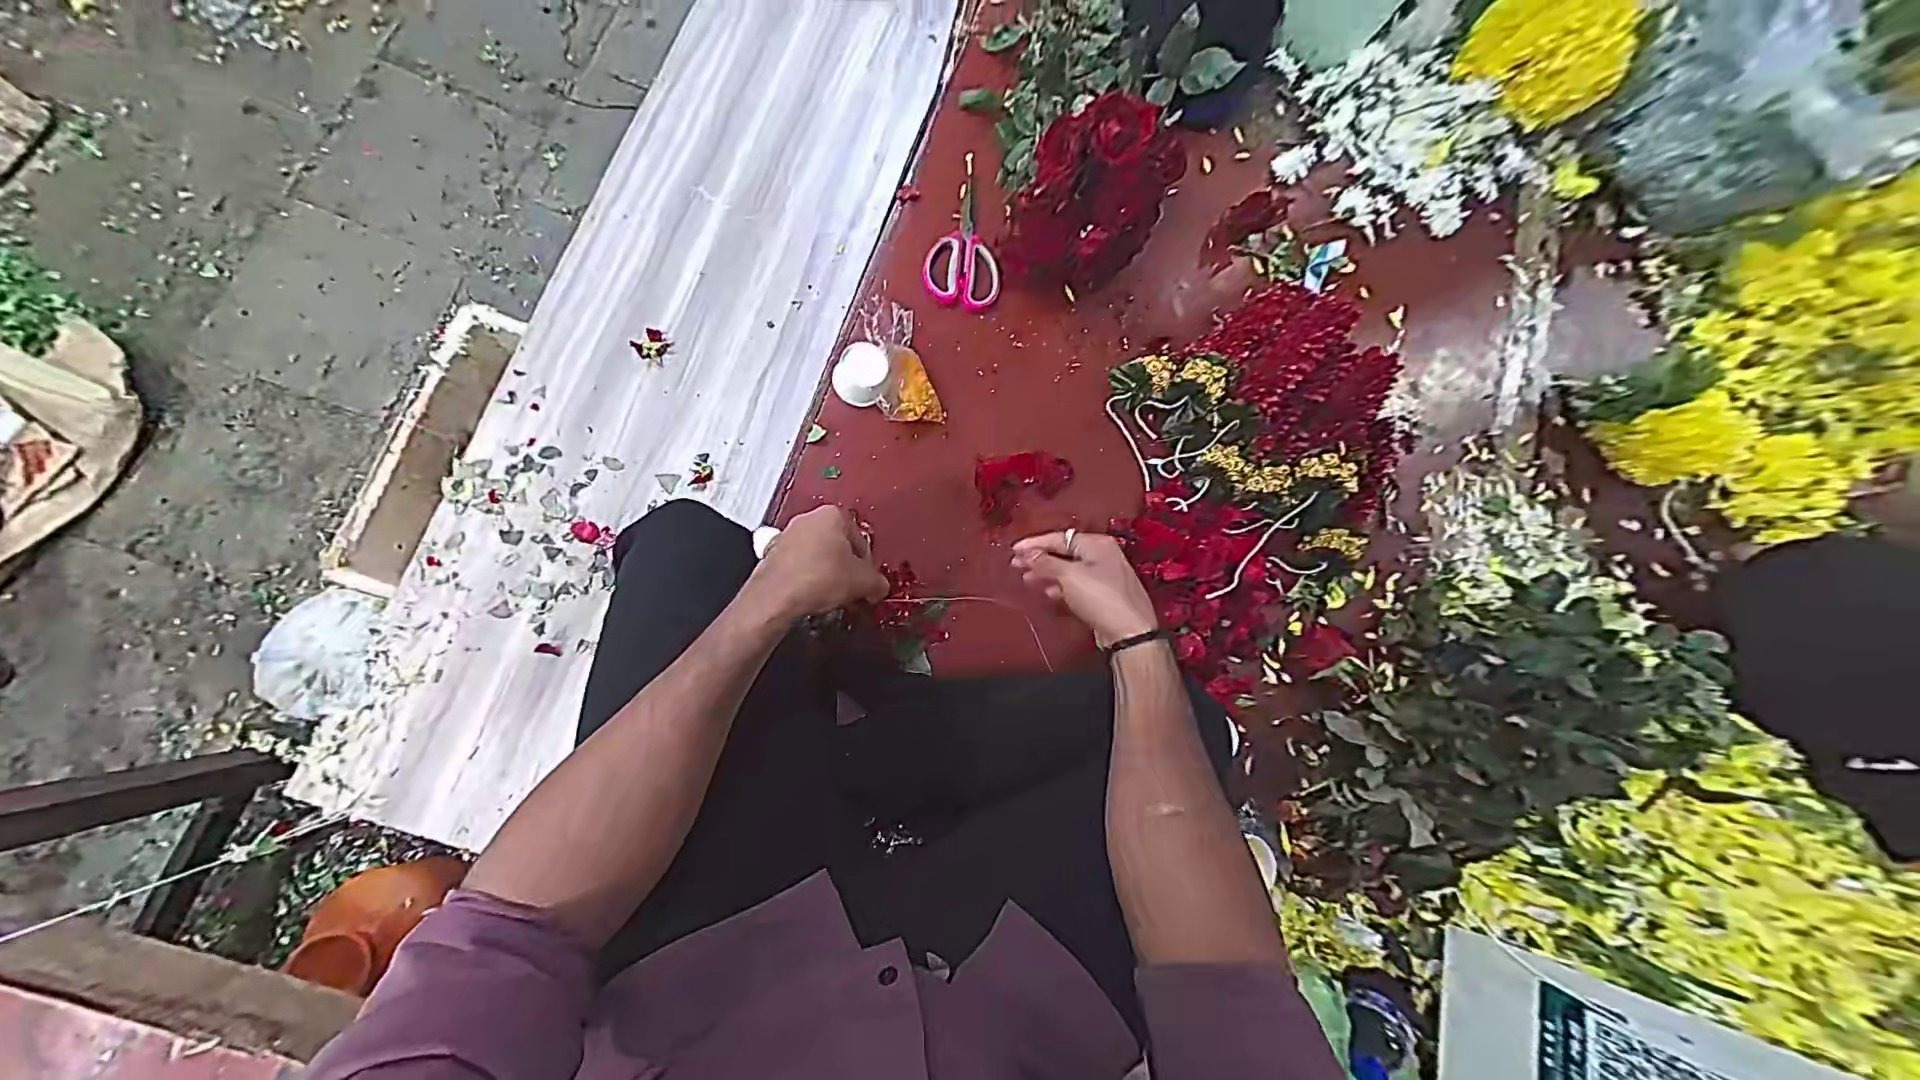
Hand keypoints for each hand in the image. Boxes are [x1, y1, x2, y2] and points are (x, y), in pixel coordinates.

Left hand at [751, 505, 889, 618]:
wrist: (777, 596)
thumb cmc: (817, 578)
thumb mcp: (863, 582)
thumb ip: (877, 582)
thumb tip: (879, 587)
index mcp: (832, 515)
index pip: (861, 540)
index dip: (867, 565)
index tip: (868, 580)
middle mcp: (808, 519)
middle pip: (838, 546)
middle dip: (847, 568)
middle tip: (853, 588)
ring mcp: (787, 535)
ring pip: (818, 555)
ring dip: (828, 573)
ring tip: (833, 595)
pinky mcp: (773, 554)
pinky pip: (799, 565)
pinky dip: (808, 578)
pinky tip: (813, 595)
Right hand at [1012, 531, 1157, 646]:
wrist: (1129, 632)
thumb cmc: (1101, 597)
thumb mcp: (1069, 576)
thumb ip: (1045, 563)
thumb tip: (1028, 554)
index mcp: (1096, 543)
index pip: (1059, 537)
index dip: (1034, 544)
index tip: (1014, 550)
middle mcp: (1102, 555)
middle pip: (1064, 552)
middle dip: (1039, 559)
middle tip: (1017, 565)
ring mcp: (1104, 575)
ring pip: (1069, 570)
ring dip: (1047, 574)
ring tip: (1028, 580)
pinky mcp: (1102, 594)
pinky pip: (1076, 585)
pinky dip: (1061, 587)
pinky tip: (1049, 593)